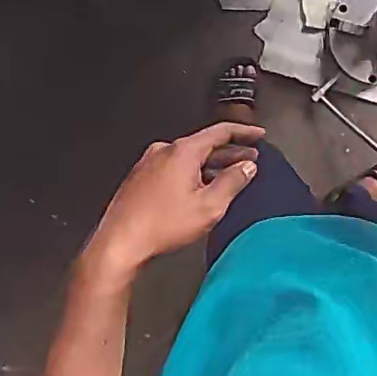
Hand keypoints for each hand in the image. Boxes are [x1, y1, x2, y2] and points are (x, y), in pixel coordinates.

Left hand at [82, 122, 264, 280]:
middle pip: (205, 144)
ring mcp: (150, 163)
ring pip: (189, 156)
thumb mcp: (209, 206)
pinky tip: (201, 187)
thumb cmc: (161, 225)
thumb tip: (247, 167)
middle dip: (231, 151)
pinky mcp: (142, 177)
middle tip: (249, 158)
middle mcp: (164, 151)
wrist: (119, 243)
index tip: (257, 135)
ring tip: (229, 175)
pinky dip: (193, 171)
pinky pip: (175, 166)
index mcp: (183, 151)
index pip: (221, 131)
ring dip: (212, 163)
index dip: (244, 132)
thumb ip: (233, 182)